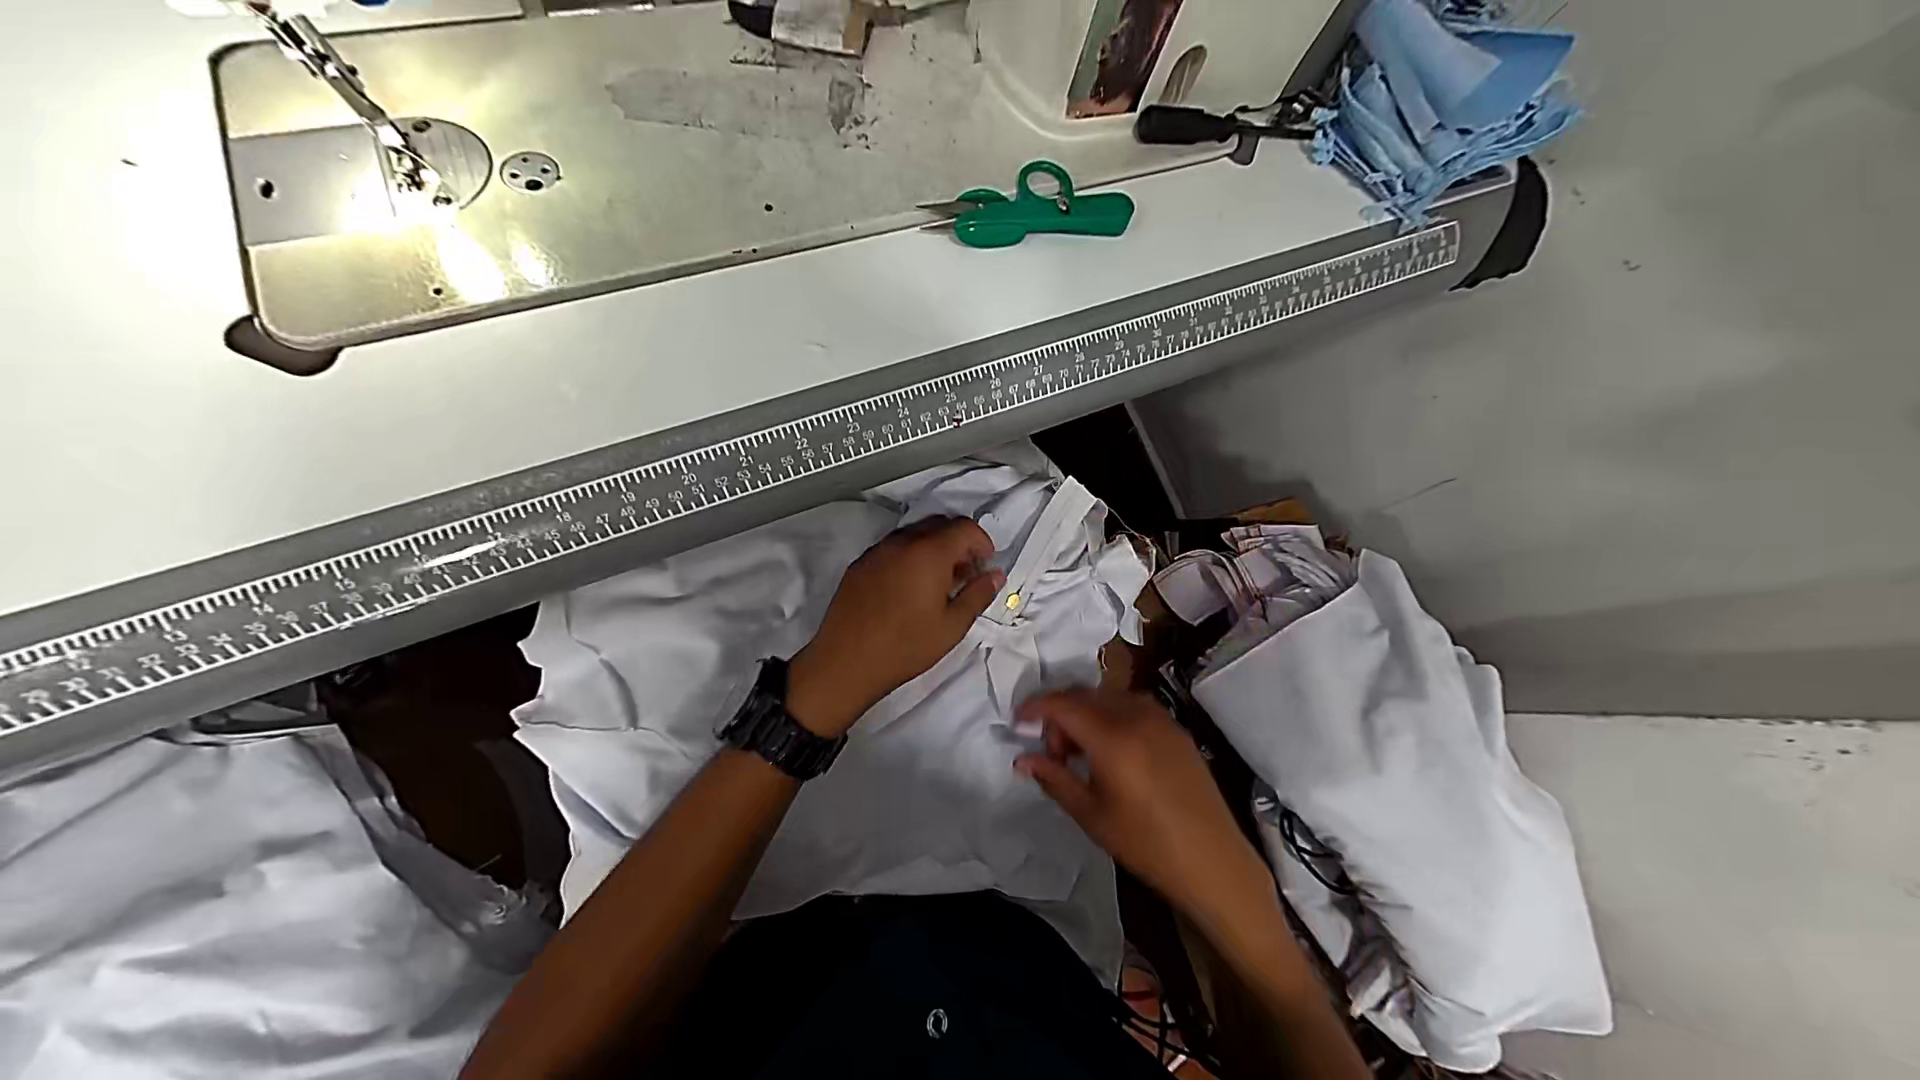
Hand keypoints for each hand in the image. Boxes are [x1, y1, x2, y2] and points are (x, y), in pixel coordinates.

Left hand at [787, 517, 1004, 737]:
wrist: (846, 661)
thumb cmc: (905, 646)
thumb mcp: (952, 626)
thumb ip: (977, 595)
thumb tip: (995, 575)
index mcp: (929, 553)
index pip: (964, 527)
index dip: (982, 542)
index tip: (985, 564)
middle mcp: (902, 542)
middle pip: (939, 524)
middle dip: (958, 542)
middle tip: (965, 572)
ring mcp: (877, 551)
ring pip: (913, 533)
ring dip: (933, 547)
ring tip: (938, 582)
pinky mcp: (859, 564)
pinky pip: (892, 547)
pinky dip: (909, 556)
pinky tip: (909, 587)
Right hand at [1015, 687, 1275, 923]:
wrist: (1214, 862)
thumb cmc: (1146, 844)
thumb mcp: (1091, 815)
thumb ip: (1054, 778)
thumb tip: (1024, 759)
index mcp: (1112, 737)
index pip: (1062, 705)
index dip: (1035, 707)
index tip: (1018, 720)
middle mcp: (1136, 716)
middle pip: (1084, 694)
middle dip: (1060, 713)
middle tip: (1054, 752)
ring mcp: (1161, 719)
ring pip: (1108, 697)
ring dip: (1086, 712)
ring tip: (1082, 752)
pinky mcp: (1176, 729)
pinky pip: (1133, 706)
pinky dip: (1111, 715)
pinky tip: (1112, 750)